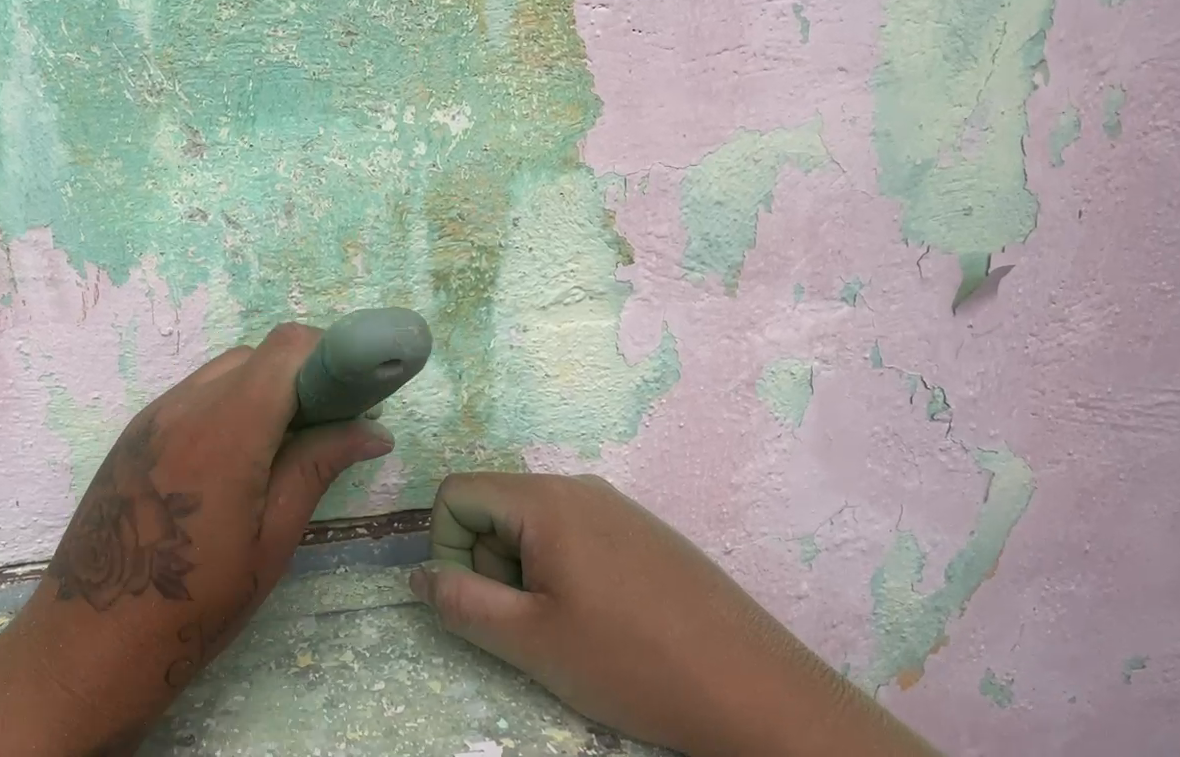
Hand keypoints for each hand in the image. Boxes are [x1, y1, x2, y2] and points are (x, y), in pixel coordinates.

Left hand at [0, 324, 393, 755]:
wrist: (90, 640)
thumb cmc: (195, 603)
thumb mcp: (271, 541)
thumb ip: (317, 468)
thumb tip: (373, 430)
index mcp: (227, 427)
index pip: (289, 347)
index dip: (332, 356)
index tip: (357, 395)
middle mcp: (186, 404)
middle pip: (259, 353)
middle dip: (302, 375)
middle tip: (327, 427)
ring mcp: (154, 414)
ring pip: (225, 370)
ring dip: (264, 388)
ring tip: (282, 445)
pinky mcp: (135, 431)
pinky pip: (194, 392)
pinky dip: (229, 403)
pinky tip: (236, 457)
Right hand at [409, 473, 941, 756]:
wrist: (759, 693)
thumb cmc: (632, 664)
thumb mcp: (530, 641)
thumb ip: (460, 603)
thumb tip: (419, 575)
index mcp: (545, 500)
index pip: (456, 493)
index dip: (446, 547)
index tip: (479, 603)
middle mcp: (579, 486)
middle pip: (496, 508)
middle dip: (491, 563)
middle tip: (529, 625)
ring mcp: (618, 507)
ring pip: (535, 525)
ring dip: (527, 573)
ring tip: (570, 629)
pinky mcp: (645, 533)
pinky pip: (577, 535)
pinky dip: (565, 573)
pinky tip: (606, 623)